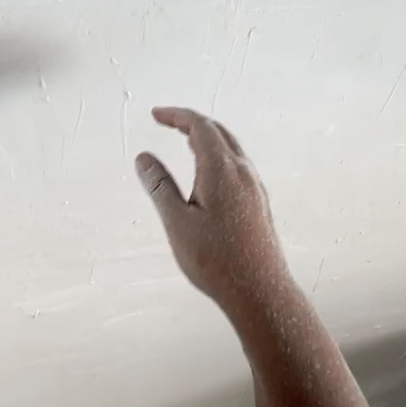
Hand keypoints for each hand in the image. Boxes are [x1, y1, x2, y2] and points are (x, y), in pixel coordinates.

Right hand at [136, 107, 293, 311]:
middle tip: (167, 121)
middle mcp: (243, 172)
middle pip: (218, 131)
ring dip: (206, 136)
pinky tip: (208, 172)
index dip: (176, 115)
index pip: (199, 126)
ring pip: (230, 147)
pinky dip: (218, 153)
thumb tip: (144, 158)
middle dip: (190, 122)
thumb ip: (160, 186)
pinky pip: (237, 163)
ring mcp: (254, 187)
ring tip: (184, 139)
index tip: (156, 114)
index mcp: (222, 169)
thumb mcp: (177, 222)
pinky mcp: (258, 202)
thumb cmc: (217, 261)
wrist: (260, 293)